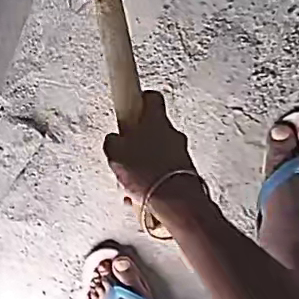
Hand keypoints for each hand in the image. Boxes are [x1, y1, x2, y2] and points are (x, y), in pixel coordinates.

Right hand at [104, 91, 202, 213]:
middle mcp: (172, 133)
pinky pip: (163, 173)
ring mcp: (181, 154)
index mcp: (155, 121)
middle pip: (154, 129)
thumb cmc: (146, 172)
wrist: (172, 200)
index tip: (133, 103)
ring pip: (158, 154)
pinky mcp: (185, 174)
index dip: (141, 99)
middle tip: (125, 152)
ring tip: (129, 182)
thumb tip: (113, 140)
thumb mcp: (115, 152)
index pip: (152, 98)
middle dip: (139, 141)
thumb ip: (113, 141)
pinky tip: (138, 196)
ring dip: (144, 164)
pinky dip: (151, 182)